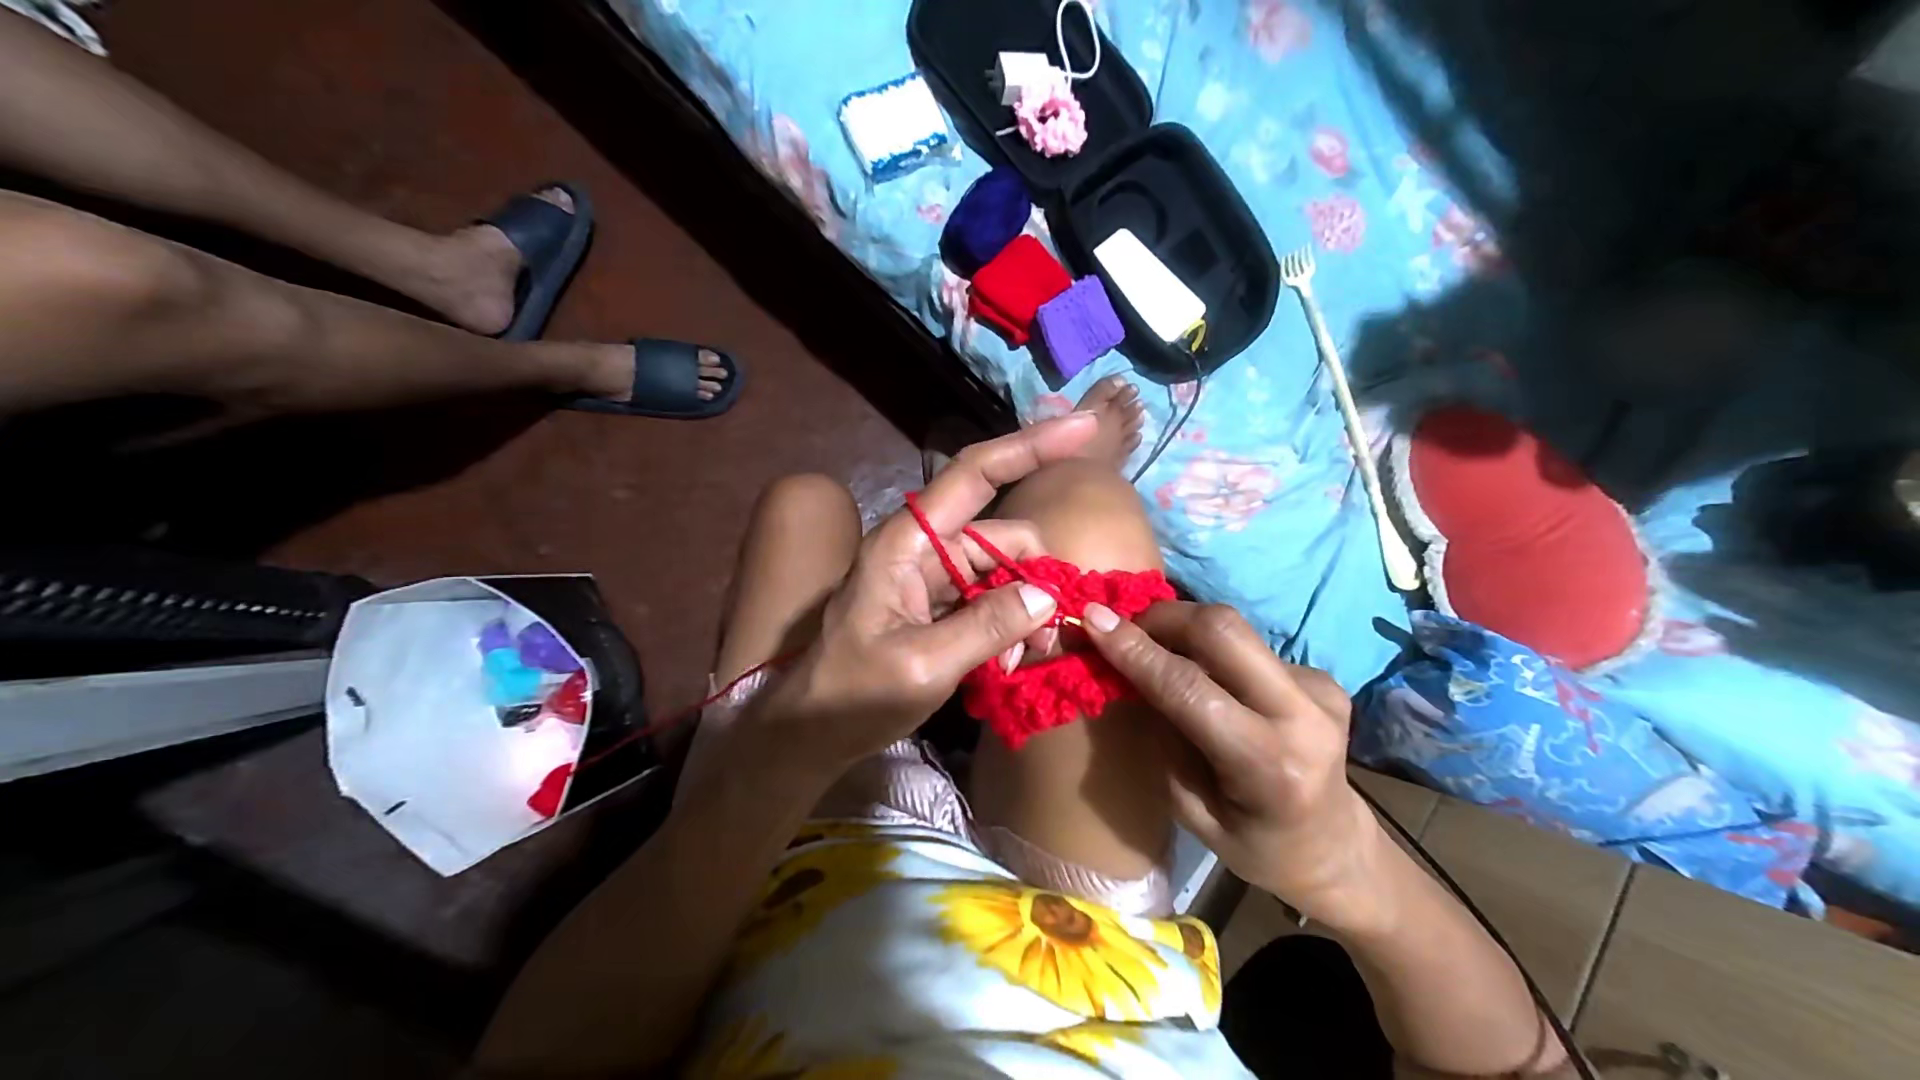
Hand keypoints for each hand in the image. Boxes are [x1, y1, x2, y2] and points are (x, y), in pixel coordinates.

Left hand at [750, 414, 1098, 775]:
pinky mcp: (941, 607)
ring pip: (1005, 572)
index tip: (1084, 425)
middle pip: (1004, 536)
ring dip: (1026, 612)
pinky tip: (1011, 664)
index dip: (1030, 445)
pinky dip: (1011, 627)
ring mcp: (933, 579)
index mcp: (907, 542)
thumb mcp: (923, 665)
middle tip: (1048, 636)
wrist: (812, 734)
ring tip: (1023, 661)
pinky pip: (993, 600)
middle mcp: (924, 549)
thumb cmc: (852, 695)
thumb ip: (988, 627)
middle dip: (1037, 576)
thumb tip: (1048, 595)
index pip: (974, 474)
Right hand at [1081, 601, 1388, 926]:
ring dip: (1185, 631)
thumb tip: (1126, 672)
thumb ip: (1162, 735)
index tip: (1093, 619)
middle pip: (1224, 630)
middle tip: (1128, 629)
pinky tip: (1209, 680)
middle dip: (1164, 617)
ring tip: (1160, 653)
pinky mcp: (1323, 676)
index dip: (1136, 650)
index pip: (1190, 688)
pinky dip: (1213, 652)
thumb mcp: (1189, 806)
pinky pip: (1250, 646)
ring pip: (1236, 630)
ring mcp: (1321, 689)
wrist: (1334, 849)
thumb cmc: (1252, 843)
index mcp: (1269, 766)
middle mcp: (1304, 716)